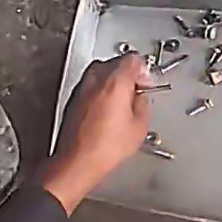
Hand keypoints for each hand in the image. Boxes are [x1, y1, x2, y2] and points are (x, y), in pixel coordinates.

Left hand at [38, 54, 151, 212]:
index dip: (144, 70)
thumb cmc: (104, 148)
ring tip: (123, 101)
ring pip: (101, 72)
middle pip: (116, 63)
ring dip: (114, 82)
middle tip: (138, 90)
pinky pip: (91, 86)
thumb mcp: (139, 127)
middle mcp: (96, 79)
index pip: (133, 60)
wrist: (78, 161)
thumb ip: (143, 105)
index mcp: (115, 82)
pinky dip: (101, 92)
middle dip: (129, 74)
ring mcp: (82, 88)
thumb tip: (141, 99)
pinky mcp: (74, 99)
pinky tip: (108, 109)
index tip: (147, 82)